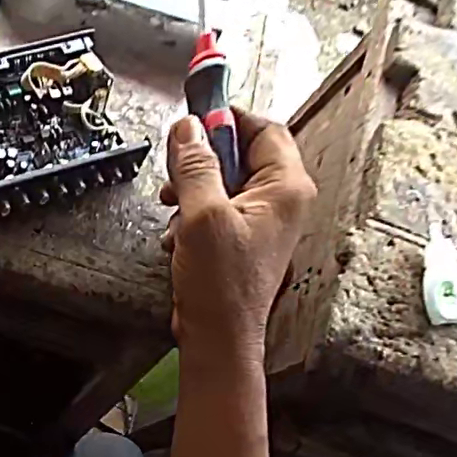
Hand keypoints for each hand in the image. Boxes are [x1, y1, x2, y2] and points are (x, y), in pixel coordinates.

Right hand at [159, 109, 315, 363]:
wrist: (219, 338)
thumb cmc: (221, 286)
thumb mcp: (201, 216)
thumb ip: (195, 167)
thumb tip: (187, 129)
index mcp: (285, 189)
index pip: (264, 130)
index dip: (228, 119)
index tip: (196, 118)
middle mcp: (280, 205)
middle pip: (241, 158)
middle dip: (202, 163)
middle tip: (176, 172)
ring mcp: (262, 227)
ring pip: (225, 187)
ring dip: (192, 194)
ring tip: (171, 211)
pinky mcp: (242, 246)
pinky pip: (218, 215)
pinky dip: (194, 219)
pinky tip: (177, 237)